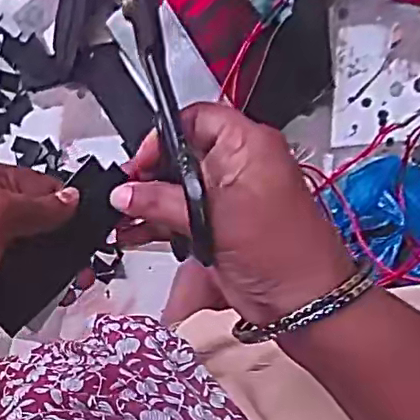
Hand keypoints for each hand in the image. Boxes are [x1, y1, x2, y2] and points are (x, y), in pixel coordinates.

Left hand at [0, 160, 76, 318]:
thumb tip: (68, 201)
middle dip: (59, 241)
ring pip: (21, 248)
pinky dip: (22, 281)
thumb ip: (35, 207)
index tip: (89, 228)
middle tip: (80, 265)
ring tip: (64, 284)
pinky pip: (4, 271)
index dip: (67, 205)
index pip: (42, 184)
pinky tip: (33, 292)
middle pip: (33, 218)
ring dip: (44, 265)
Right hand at [111, 102, 357, 324]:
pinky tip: (132, 232)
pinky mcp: (213, 226)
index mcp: (247, 147)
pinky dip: (153, 223)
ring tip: (121, 218)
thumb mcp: (213, 217)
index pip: (195, 120)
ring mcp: (222, 199)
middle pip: (179, 156)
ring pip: (172, 189)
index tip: (139, 165)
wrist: (298, 299)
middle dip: (147, 176)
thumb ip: (163, 200)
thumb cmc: (283, 253)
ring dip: (144, 204)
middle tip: (125, 193)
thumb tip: (125, 192)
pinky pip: (175, 216)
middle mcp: (235, 168)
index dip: (162, 139)